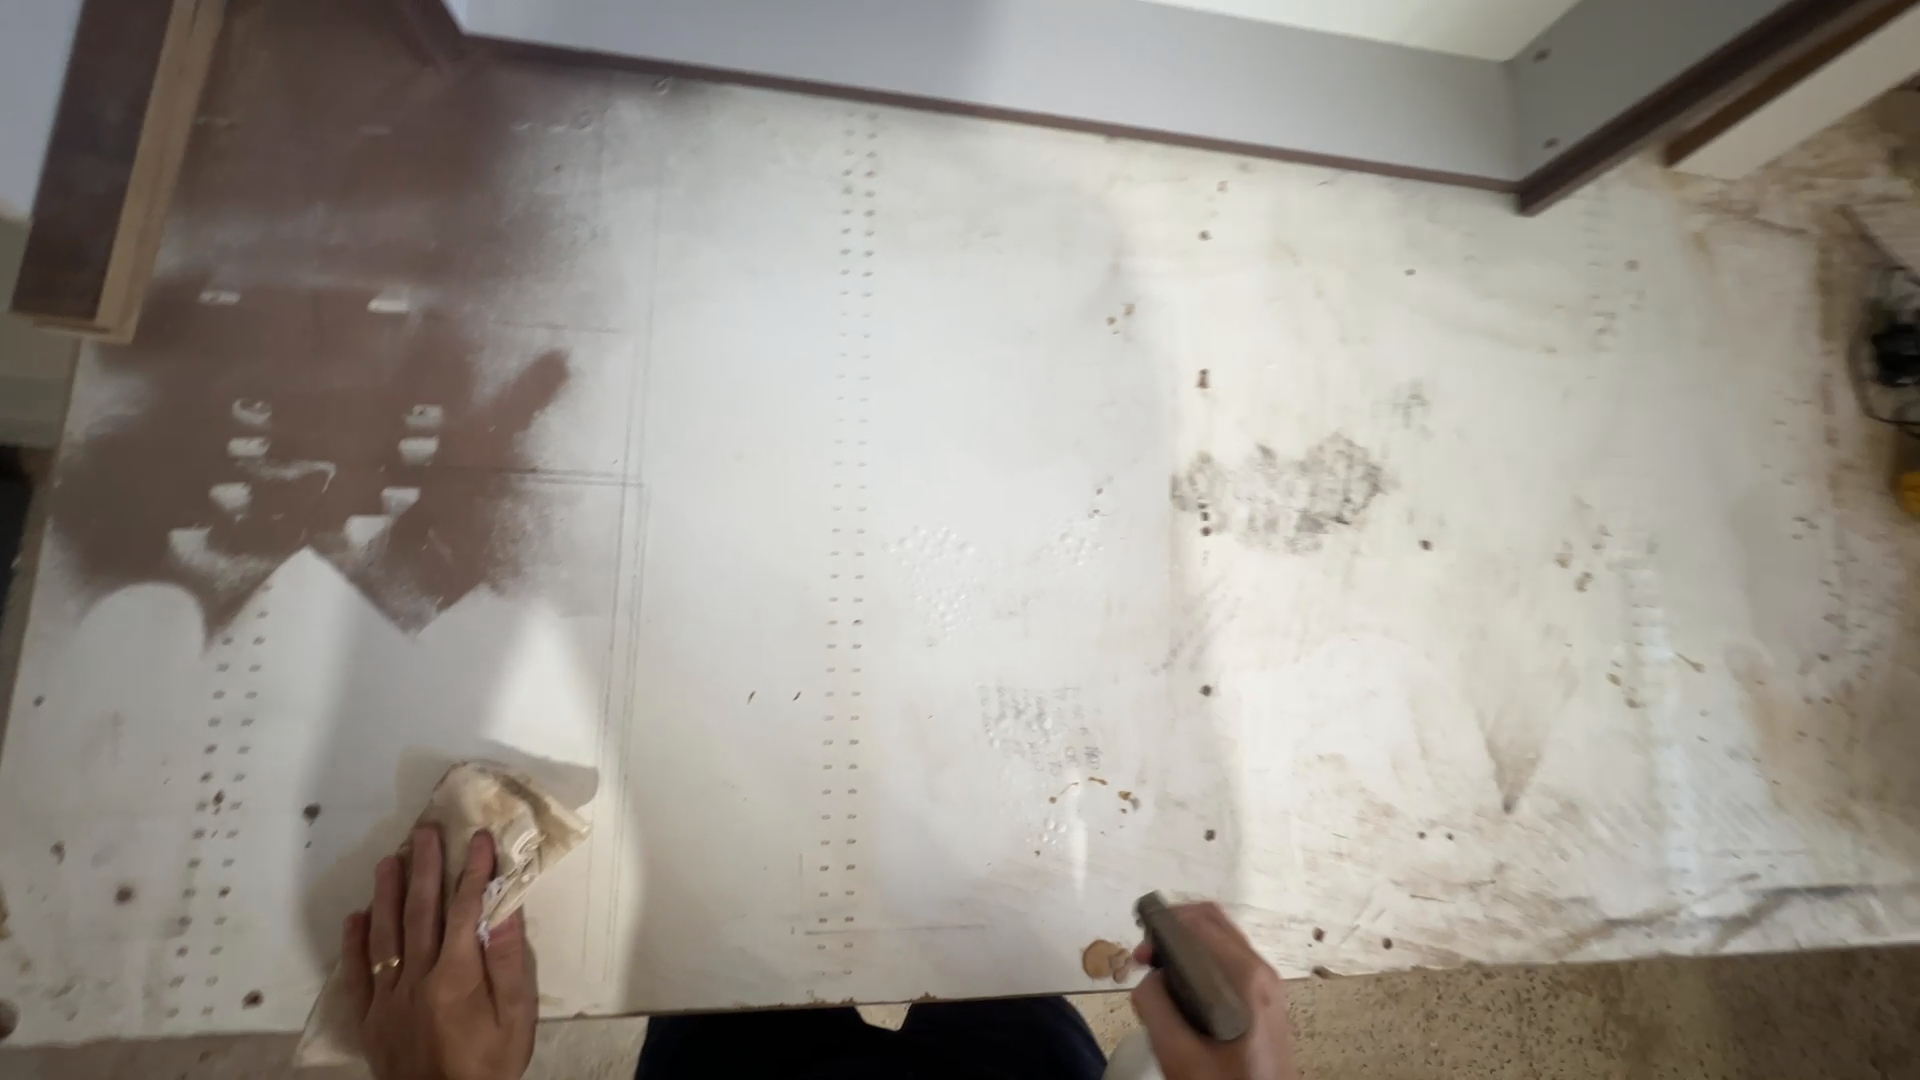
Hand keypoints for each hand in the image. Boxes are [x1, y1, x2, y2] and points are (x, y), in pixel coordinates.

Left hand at [342, 827, 538, 1079]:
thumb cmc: (492, 1063)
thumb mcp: (517, 1014)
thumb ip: (508, 962)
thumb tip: (504, 910)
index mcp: (455, 978)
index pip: (464, 910)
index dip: (473, 871)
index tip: (481, 839)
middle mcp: (415, 982)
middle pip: (419, 914)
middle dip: (425, 868)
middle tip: (427, 832)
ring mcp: (387, 1001)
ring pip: (384, 936)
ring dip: (387, 894)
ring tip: (389, 859)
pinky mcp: (371, 1020)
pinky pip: (357, 976)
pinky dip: (355, 944)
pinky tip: (357, 916)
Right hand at [1130, 902, 1298, 1079]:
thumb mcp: (1178, 1055)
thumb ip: (1155, 1006)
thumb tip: (1149, 977)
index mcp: (1246, 977)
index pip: (1199, 921)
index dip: (1162, 925)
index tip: (1141, 953)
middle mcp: (1261, 970)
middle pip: (1211, 919)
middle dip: (1171, 926)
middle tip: (1145, 955)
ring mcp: (1266, 983)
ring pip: (1219, 935)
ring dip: (1184, 939)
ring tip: (1158, 968)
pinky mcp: (1263, 997)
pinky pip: (1227, 957)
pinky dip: (1199, 955)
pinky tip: (1180, 982)